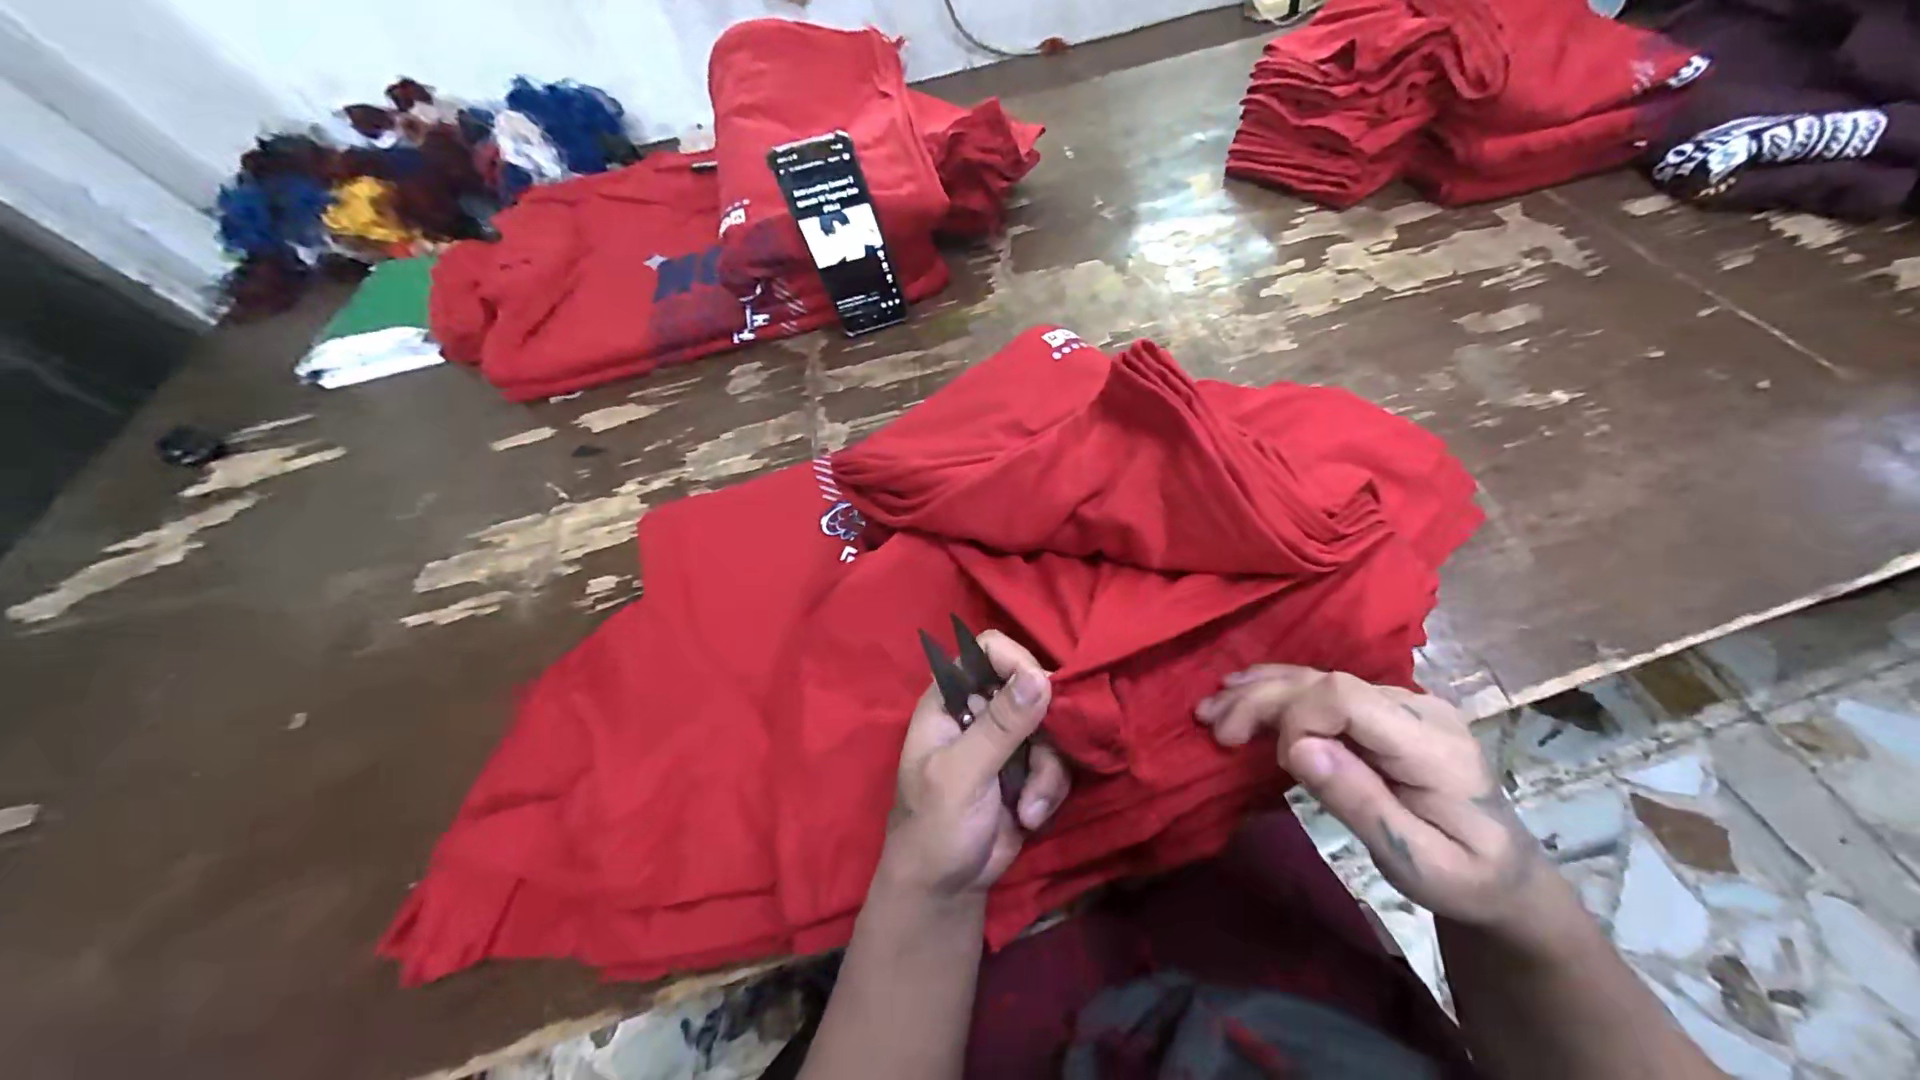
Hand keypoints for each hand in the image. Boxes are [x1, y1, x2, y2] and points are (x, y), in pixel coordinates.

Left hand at [880, 630, 1072, 898]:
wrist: (946, 888)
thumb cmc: (935, 826)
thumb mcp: (962, 775)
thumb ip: (1000, 726)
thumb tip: (1039, 676)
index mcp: (949, 700)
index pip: (986, 651)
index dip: (1015, 660)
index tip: (1041, 687)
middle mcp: (979, 711)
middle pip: (1030, 688)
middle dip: (1042, 731)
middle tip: (1040, 758)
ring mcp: (1005, 740)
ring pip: (1049, 729)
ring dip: (1046, 772)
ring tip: (1027, 807)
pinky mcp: (1027, 768)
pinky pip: (1056, 759)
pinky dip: (1048, 789)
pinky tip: (1029, 816)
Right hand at [1196, 665, 1551, 934]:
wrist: (1504, 872)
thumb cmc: (1464, 878)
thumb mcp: (1418, 863)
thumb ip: (1361, 802)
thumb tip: (1298, 748)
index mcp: (1430, 743)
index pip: (1346, 699)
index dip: (1298, 718)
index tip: (1283, 763)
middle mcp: (1414, 706)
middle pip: (1322, 681)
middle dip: (1262, 702)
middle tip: (1217, 732)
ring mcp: (1399, 701)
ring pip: (1314, 678)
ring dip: (1258, 691)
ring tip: (1212, 711)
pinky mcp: (1381, 708)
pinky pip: (1320, 687)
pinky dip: (1275, 690)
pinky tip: (1240, 689)